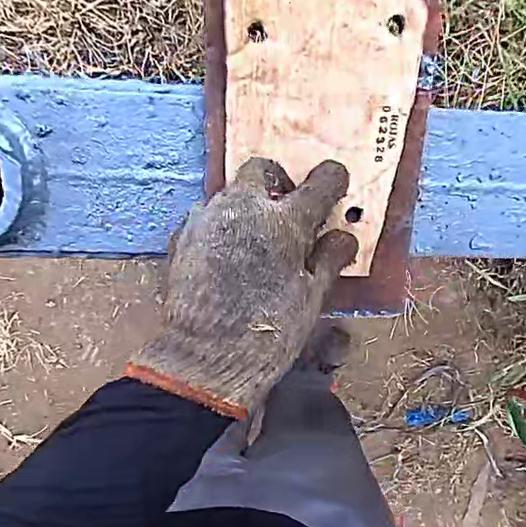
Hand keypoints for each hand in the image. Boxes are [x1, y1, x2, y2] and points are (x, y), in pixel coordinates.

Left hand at [127, 158, 358, 417]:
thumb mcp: (311, 299)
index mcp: (284, 221)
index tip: (336, 188)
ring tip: (260, 242)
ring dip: (249, 206)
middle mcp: (243, 208)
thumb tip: (343, 238)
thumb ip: (329, 260)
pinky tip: (231, 258)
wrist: (204, 358)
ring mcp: (206, 219)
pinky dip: (224, 227)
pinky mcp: (182, 238)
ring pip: (231, 193)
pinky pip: (208, 218)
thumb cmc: (268, 333)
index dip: (333, 182)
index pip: (321, 182)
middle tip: (291, 212)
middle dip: (280, 182)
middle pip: (262, 169)